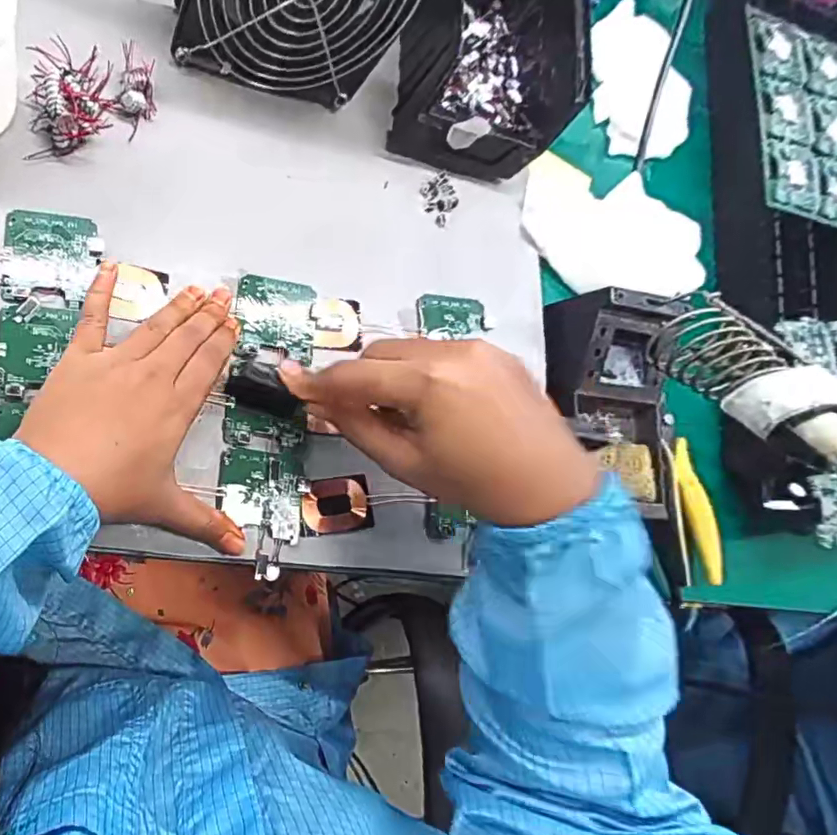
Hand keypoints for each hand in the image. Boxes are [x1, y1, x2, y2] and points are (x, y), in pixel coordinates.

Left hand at [16, 264, 245, 554]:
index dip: (223, 342)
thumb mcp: (162, 506)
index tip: (233, 324)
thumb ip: (203, 523)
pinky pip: (92, 318)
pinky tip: (110, 269)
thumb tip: (237, 546)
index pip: (208, 365)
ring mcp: (115, 364)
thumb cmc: (110, 491)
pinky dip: (101, 292)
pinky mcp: (79, 359)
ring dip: (176, 306)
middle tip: (222, 297)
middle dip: (207, 317)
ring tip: (193, 289)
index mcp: (176, 408)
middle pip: (187, 339)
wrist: (55, 479)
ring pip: (154, 326)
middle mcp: (152, 378)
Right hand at [279, 339, 598, 526]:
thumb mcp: (402, 460)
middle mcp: (452, 352)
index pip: (355, 375)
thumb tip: (320, 403)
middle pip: (377, 352)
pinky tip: (425, 403)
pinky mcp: (492, 352)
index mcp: (427, 383)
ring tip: (395, 413)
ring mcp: (476, 348)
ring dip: (386, 374)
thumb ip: (355, 425)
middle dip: (356, 378)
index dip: (318, 381)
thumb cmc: (471, 482)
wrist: (546, 485)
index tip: (290, 381)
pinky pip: (436, 352)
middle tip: (348, 412)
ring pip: (405, 349)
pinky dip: (416, 371)